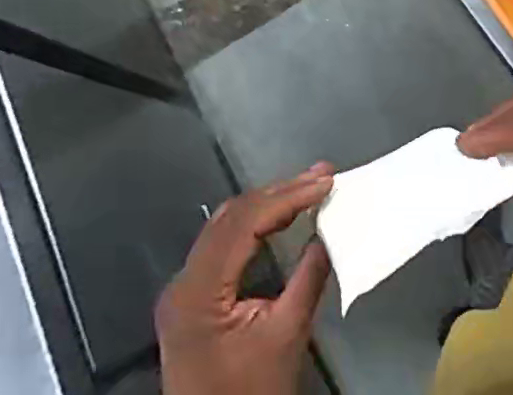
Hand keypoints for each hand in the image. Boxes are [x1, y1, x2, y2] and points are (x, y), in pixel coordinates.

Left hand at [156, 164, 332, 394]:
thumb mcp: (286, 337)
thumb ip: (309, 278)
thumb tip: (329, 231)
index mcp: (198, 290)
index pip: (245, 222)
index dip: (288, 196)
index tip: (325, 182)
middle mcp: (183, 281)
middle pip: (232, 217)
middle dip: (280, 193)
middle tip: (321, 176)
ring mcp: (183, 288)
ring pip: (226, 225)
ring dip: (268, 204)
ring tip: (308, 188)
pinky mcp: (192, 297)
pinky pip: (223, 244)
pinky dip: (255, 225)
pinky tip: (281, 217)